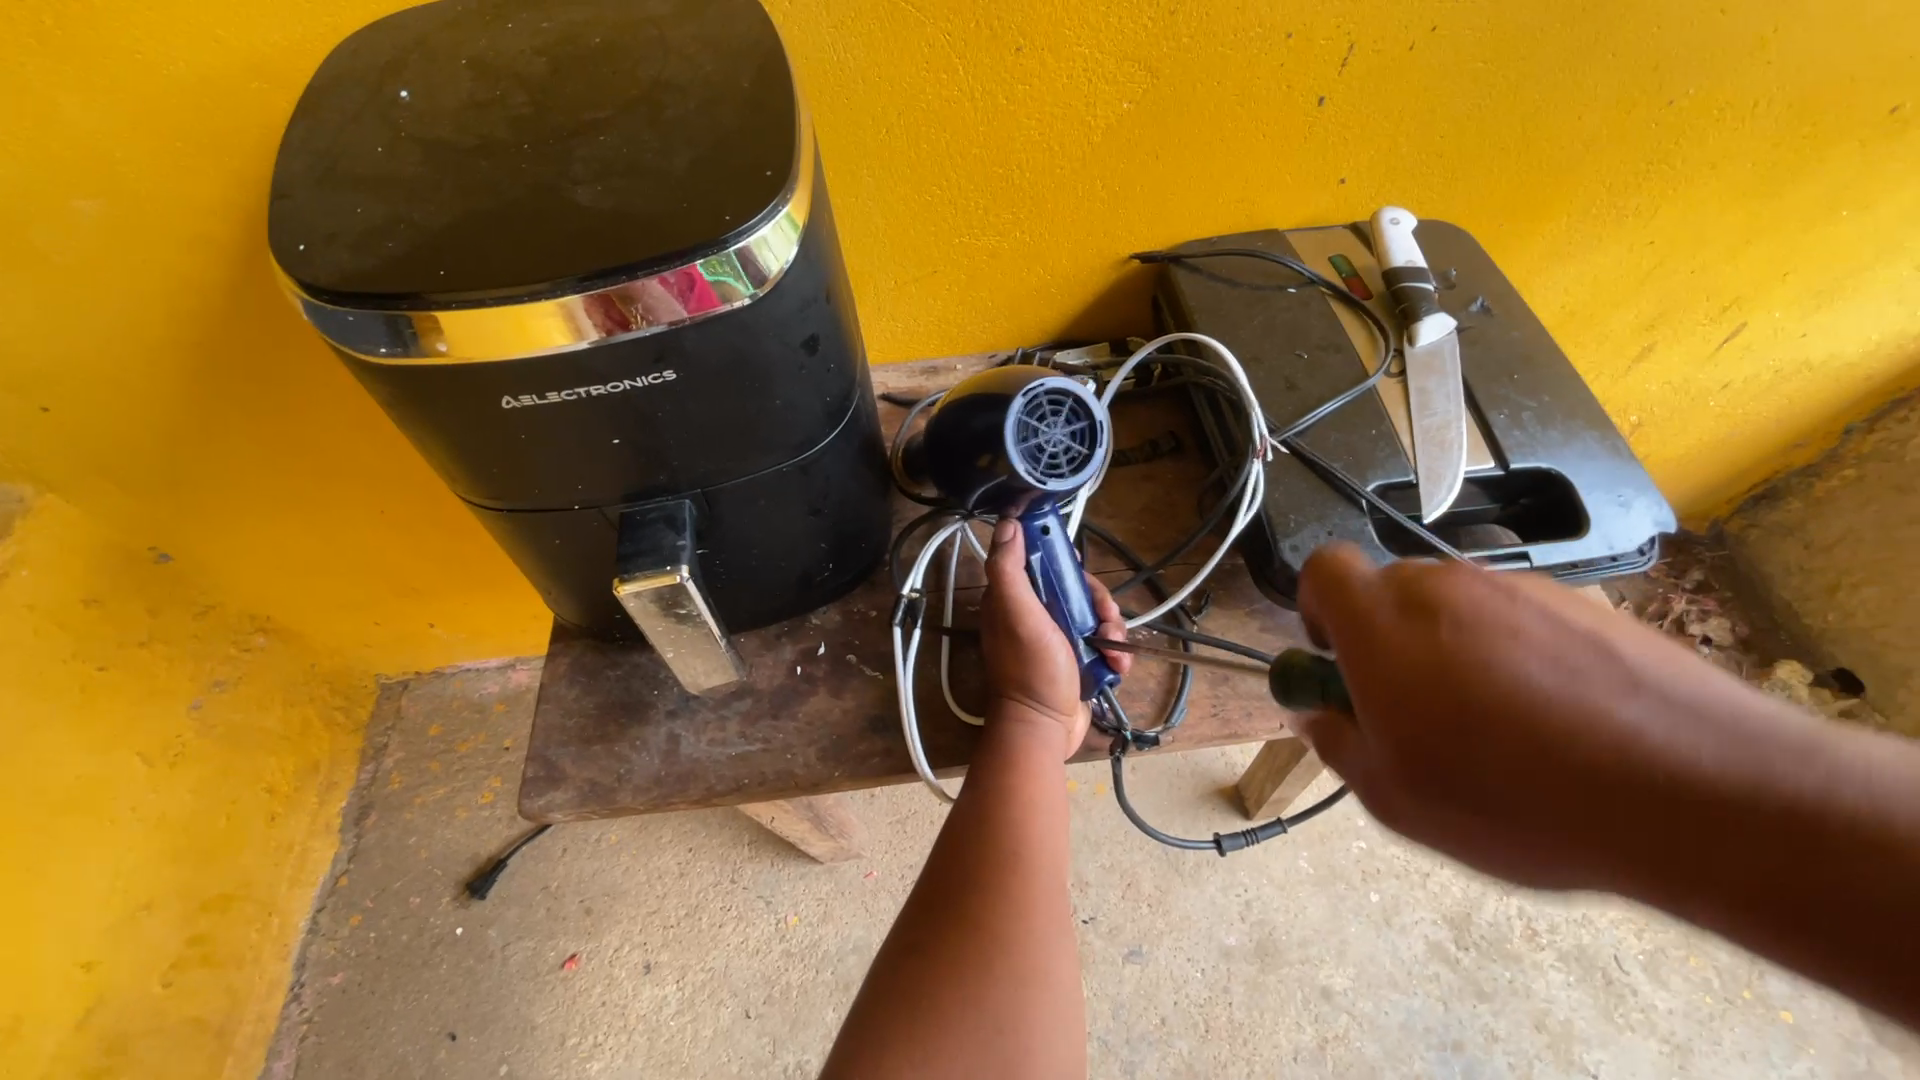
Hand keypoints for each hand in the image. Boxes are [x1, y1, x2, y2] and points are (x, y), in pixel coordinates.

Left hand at [980, 518, 1132, 756]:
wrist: (1045, 728)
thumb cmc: (1030, 670)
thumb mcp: (1015, 613)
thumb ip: (1008, 568)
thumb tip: (1007, 523)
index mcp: (1014, 598)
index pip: (1041, 560)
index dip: (1061, 558)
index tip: (1078, 566)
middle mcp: (1034, 613)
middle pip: (1076, 586)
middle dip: (1099, 600)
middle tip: (1105, 619)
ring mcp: (1057, 637)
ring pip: (1095, 613)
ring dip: (1112, 629)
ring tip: (1113, 650)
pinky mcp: (1078, 658)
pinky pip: (1103, 640)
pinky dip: (1115, 650)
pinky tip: (1117, 665)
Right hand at [1292, 543, 1822, 891]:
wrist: (1699, 792)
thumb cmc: (1511, 798)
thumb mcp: (1394, 796)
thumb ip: (1337, 743)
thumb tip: (1318, 714)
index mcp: (1381, 621)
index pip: (1322, 570)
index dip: (1319, 610)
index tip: (1340, 663)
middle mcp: (1444, 586)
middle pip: (1391, 589)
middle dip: (1387, 638)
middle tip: (1415, 710)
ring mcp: (1522, 589)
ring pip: (1459, 607)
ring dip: (1454, 650)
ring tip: (1499, 728)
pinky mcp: (1590, 605)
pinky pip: (1524, 621)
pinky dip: (1521, 656)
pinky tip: (1561, 722)